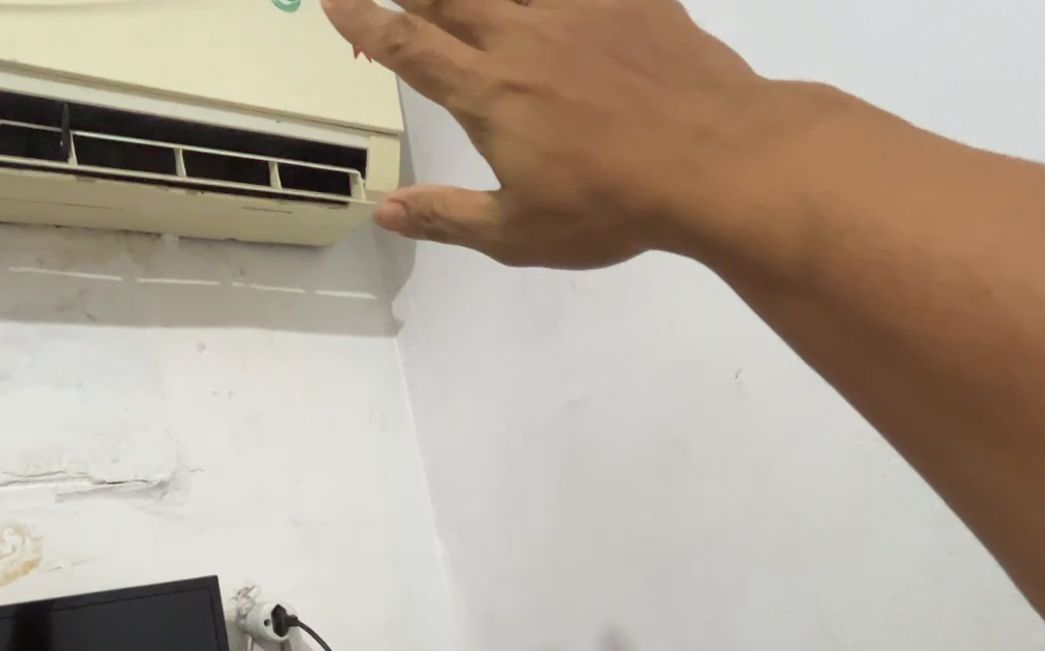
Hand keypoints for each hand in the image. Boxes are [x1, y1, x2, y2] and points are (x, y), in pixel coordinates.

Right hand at [323, 0, 834, 268]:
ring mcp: (579, 9)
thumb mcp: (513, 234)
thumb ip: (445, 217)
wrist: (710, 160)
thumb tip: (384, 211)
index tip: (334, 0)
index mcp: (489, 95)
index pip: (410, 49)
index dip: (368, 23)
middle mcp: (523, 37)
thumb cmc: (604, 208)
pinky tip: (553, 3)